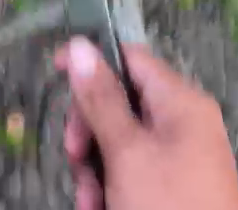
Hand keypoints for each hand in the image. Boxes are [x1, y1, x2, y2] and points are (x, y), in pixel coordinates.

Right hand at [54, 38, 237, 209]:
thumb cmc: (168, 209)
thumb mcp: (127, 154)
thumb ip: (100, 99)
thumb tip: (79, 44)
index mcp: (180, 102)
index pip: (129, 57)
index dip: (91, 61)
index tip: (54, 72)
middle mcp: (182, 123)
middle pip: (120, 102)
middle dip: (90, 131)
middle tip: (75, 158)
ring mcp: (179, 160)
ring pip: (120, 143)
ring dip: (95, 169)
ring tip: (90, 201)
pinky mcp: (173, 191)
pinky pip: (132, 173)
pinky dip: (111, 188)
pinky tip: (99, 209)